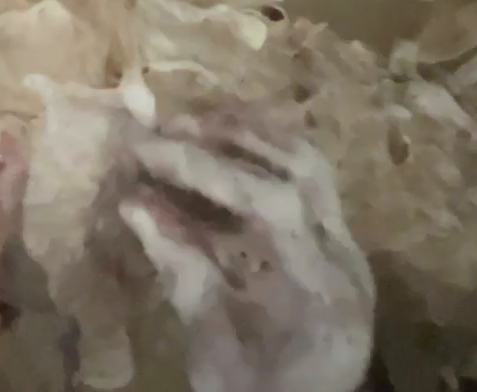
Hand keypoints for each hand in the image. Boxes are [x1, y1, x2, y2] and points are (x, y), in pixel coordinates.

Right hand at [117, 107, 375, 391]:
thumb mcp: (212, 350)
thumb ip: (180, 273)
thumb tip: (131, 203)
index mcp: (323, 290)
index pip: (269, 202)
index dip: (204, 167)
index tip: (145, 151)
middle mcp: (344, 257)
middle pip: (299, 168)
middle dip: (228, 138)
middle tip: (167, 128)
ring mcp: (344, 245)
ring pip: (306, 162)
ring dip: (247, 135)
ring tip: (191, 126)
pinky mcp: (332, 241)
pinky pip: (304, 177)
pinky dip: (261, 151)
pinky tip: (221, 146)